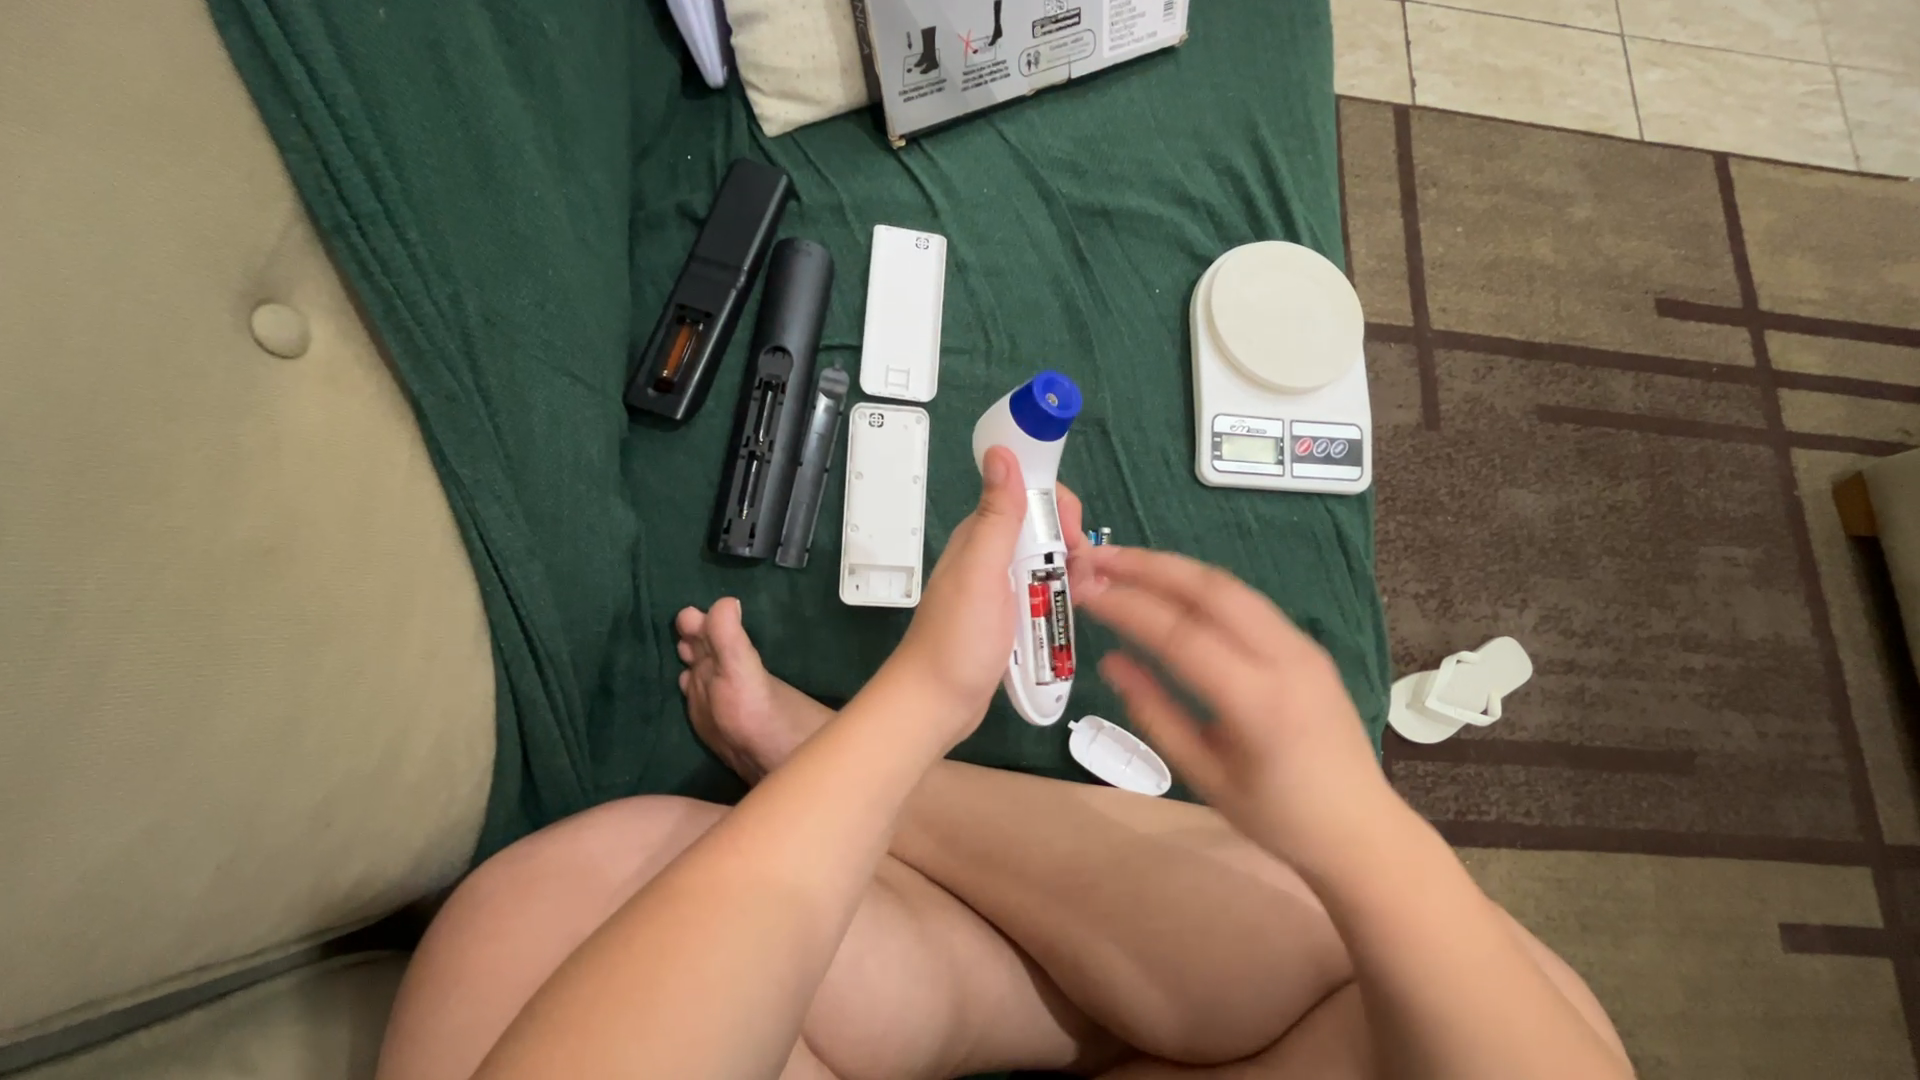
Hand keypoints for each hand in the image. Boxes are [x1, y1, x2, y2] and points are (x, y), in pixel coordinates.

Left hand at [882, 448, 1081, 745]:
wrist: (937, 703)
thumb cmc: (958, 639)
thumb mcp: (981, 572)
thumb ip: (996, 516)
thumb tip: (1001, 452)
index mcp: (980, 536)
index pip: (1026, 495)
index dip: (1056, 505)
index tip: (1073, 535)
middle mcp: (989, 555)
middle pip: (1043, 529)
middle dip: (1070, 543)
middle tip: (1081, 574)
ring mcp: (999, 588)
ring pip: (1047, 562)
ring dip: (1070, 572)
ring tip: (1082, 597)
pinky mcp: (1009, 617)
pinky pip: (1042, 593)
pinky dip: (1060, 597)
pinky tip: (1072, 612)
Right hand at [1078, 547, 1391, 862]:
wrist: (1360, 829)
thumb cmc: (1276, 816)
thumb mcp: (1204, 775)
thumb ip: (1154, 713)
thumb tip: (1110, 661)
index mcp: (1258, 703)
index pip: (1181, 635)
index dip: (1127, 608)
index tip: (1085, 593)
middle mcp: (1286, 659)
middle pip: (1210, 590)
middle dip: (1148, 567)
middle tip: (1097, 558)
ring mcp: (1302, 646)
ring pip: (1230, 586)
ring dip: (1173, 568)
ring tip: (1123, 562)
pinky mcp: (1306, 644)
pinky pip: (1246, 601)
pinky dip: (1199, 586)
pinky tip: (1169, 587)